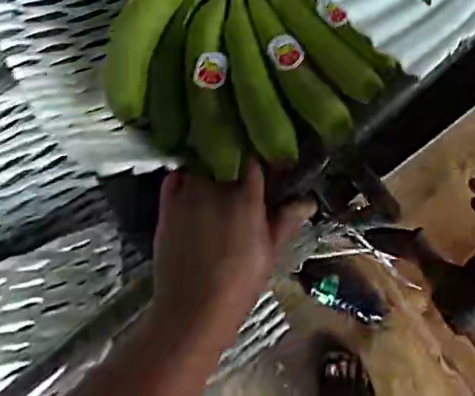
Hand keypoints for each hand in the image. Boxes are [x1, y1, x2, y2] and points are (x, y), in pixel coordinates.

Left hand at [150, 162, 315, 343]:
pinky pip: (175, 178)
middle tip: (233, 183)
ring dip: (206, 173)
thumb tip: (307, 201)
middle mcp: (217, 187)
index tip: (258, 169)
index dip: (255, 163)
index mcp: (246, 197)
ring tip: (210, 189)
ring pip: (199, 169)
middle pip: (225, 163)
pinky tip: (187, 192)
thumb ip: (285, 221)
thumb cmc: (238, 285)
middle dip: (230, 168)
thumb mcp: (268, 254)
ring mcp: (188, 193)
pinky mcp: (167, 203)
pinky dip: (181, 180)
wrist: (192, 311)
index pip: (252, 162)